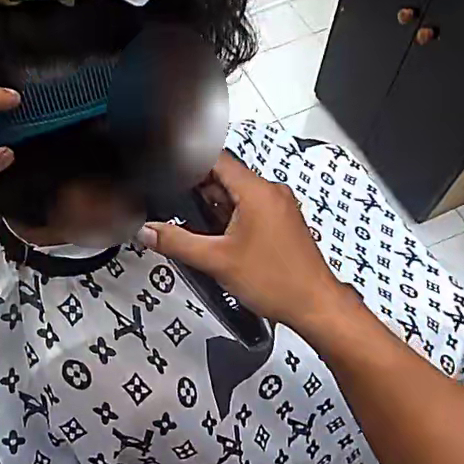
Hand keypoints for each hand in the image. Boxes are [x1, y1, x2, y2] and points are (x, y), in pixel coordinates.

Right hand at [136, 153, 352, 332]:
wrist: (314, 305)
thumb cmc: (281, 282)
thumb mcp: (216, 261)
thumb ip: (177, 242)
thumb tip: (149, 231)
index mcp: (257, 191)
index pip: (216, 158)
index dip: (188, 163)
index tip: (170, 171)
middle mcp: (272, 193)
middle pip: (224, 178)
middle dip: (199, 195)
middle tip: (181, 216)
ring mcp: (279, 208)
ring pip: (237, 197)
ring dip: (216, 212)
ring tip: (206, 238)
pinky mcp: (282, 224)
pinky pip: (251, 212)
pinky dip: (232, 222)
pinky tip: (224, 246)